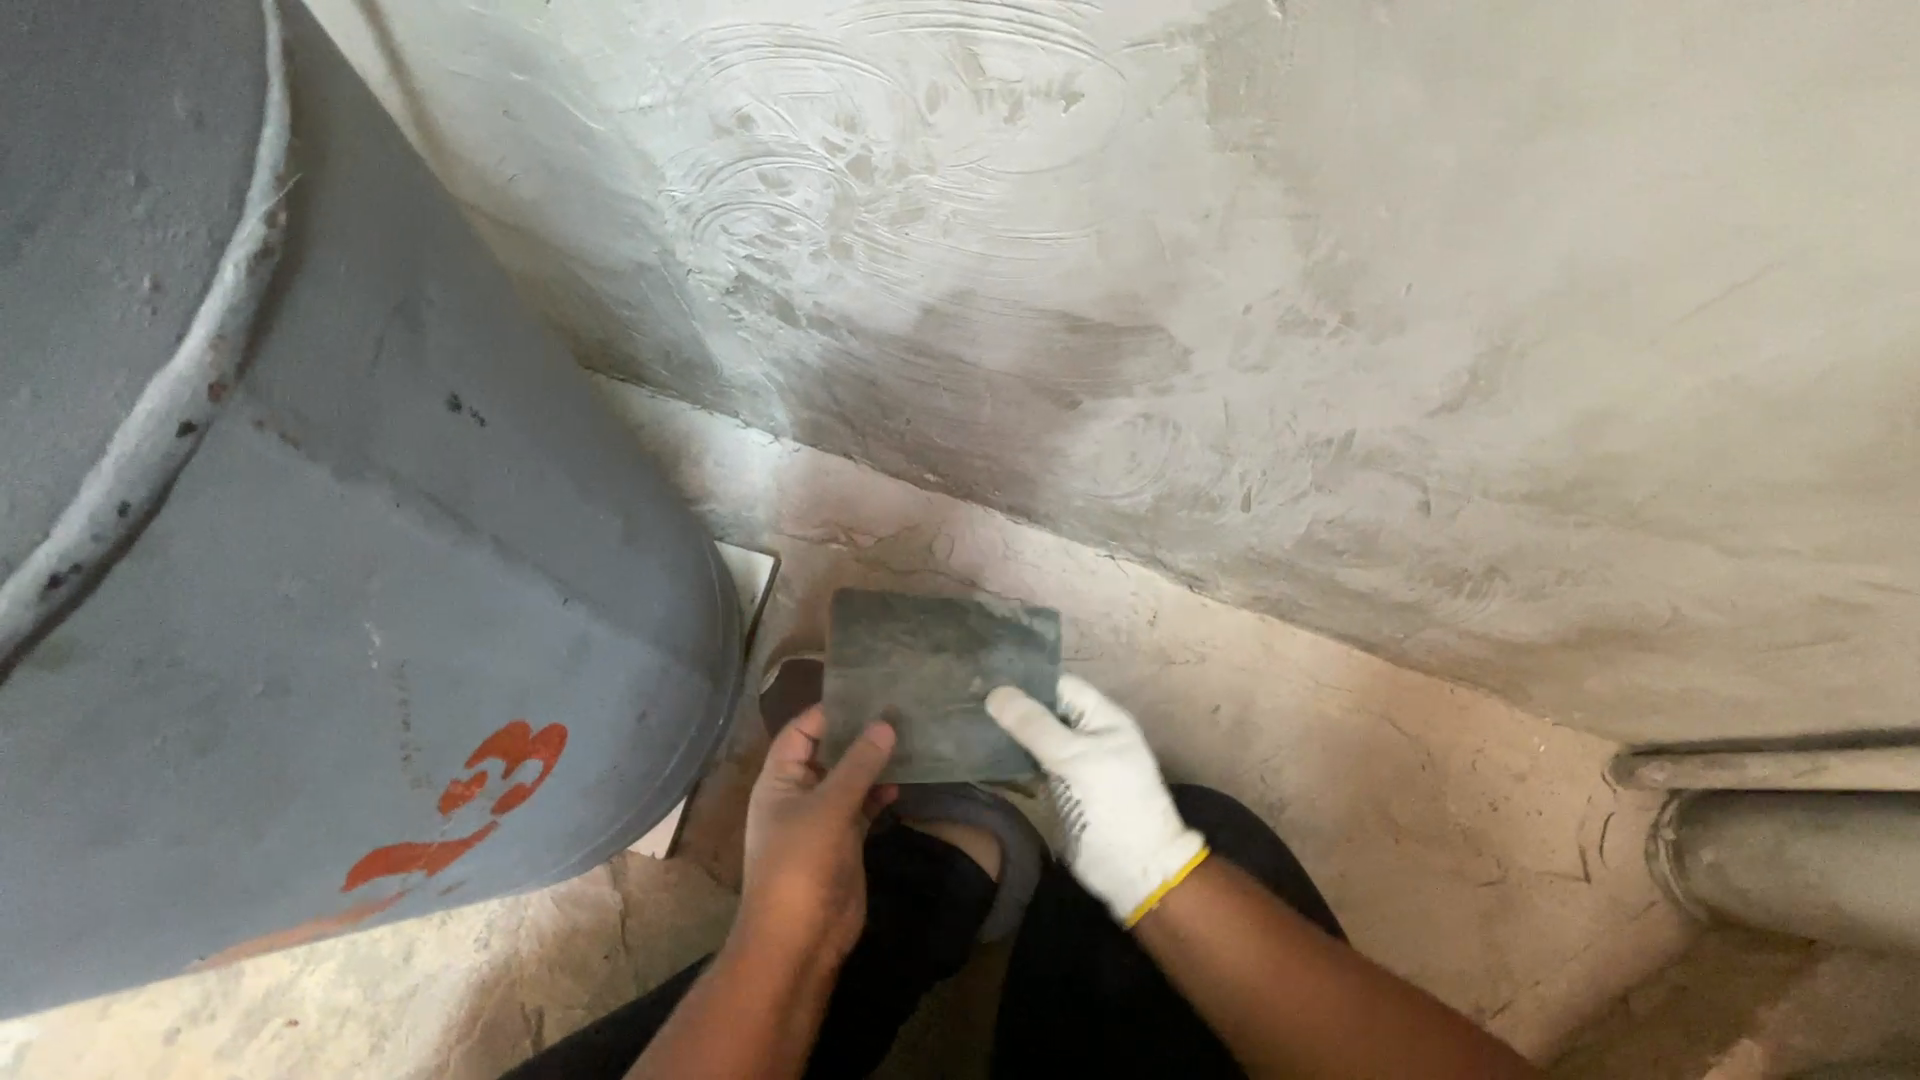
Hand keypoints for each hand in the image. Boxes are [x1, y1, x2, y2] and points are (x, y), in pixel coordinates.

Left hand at [734, 706, 897, 968]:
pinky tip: (902, 783)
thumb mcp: (829, 807)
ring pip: (848, 779)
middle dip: (858, 734)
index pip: (801, 731)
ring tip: (908, 738)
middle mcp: (798, 793)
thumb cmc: (801, 863)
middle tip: (897, 708)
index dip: (829, 711)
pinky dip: (879, 794)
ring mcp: (821, 818)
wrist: (799, 939)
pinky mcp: (843, 840)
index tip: (867, 691)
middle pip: (828, 752)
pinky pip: (862, 806)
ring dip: (872, 763)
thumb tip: (885, 723)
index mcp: (779, 779)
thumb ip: (858, 764)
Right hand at [986, 676, 1206, 925]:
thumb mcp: (1074, 758)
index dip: (1026, 681)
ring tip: (966, 722)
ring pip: (1035, 739)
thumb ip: (1036, 725)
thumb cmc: (1112, 804)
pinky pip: (1031, 767)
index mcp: (1102, 717)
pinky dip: (1010, 761)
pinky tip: (980, 754)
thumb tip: (996, 693)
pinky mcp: (1059, 791)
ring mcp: (1073, 764)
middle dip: (1012, 707)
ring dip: (1007, 734)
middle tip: (966, 700)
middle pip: (1045, 711)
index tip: (984, 678)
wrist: (1135, 871)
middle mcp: (1087, 735)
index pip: (1060, 685)